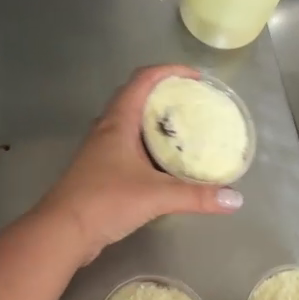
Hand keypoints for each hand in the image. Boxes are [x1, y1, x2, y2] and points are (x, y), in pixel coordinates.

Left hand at [30, 65, 244, 265]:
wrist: (63, 229)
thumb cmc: (105, 200)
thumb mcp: (155, 195)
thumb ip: (196, 196)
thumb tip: (235, 197)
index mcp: (118, 120)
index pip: (143, 79)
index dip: (169, 70)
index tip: (196, 76)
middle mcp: (108, 126)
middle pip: (136, 95)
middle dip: (164, 92)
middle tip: (193, 100)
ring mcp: (101, 146)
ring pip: (131, 119)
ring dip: (155, 118)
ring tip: (184, 127)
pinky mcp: (100, 167)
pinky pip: (128, 141)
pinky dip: (148, 141)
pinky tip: (164, 161)